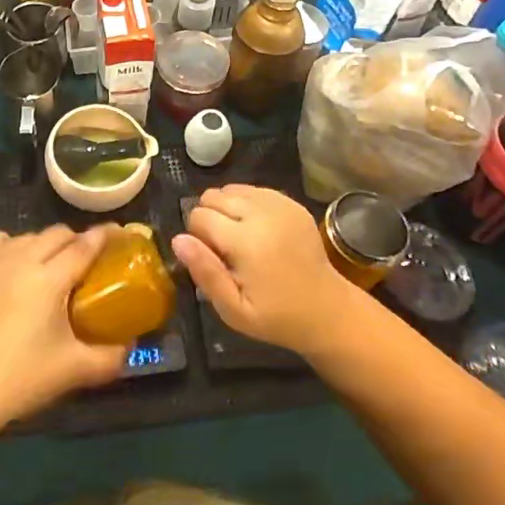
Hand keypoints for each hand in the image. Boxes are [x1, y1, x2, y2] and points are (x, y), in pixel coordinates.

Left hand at [0, 225, 127, 426]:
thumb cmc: (20, 378)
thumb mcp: (75, 370)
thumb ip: (110, 356)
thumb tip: (130, 345)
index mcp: (50, 278)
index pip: (85, 244)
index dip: (106, 235)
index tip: (121, 234)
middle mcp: (23, 260)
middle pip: (59, 233)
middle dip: (78, 241)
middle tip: (90, 262)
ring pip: (30, 235)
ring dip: (47, 243)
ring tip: (54, 266)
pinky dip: (10, 243)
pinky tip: (14, 260)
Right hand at [173, 185, 368, 355]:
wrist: (325, 309)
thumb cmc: (275, 316)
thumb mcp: (233, 309)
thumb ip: (204, 272)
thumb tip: (179, 239)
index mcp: (245, 241)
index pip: (199, 216)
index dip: (197, 236)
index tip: (210, 257)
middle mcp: (262, 214)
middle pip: (214, 196)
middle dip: (209, 217)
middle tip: (223, 248)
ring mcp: (280, 205)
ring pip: (233, 188)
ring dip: (227, 207)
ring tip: (238, 237)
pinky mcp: (293, 203)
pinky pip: (256, 190)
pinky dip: (248, 203)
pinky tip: (256, 228)